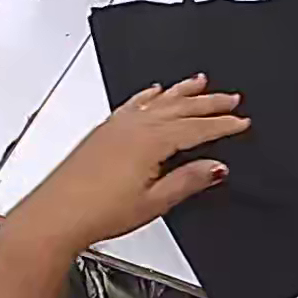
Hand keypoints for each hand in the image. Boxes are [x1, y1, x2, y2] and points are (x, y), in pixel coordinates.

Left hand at [3, 74, 249, 253]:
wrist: (56, 216)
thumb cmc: (98, 211)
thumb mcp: (155, 201)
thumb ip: (188, 180)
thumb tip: (216, 167)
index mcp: (150, 142)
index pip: (197, 128)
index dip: (223, 125)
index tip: (241, 121)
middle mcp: (134, 127)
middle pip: (181, 108)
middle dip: (210, 103)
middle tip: (232, 98)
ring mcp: (117, 126)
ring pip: (159, 100)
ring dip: (183, 91)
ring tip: (201, 82)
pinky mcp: (104, 131)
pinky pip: (134, 102)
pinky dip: (149, 94)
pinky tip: (154, 91)